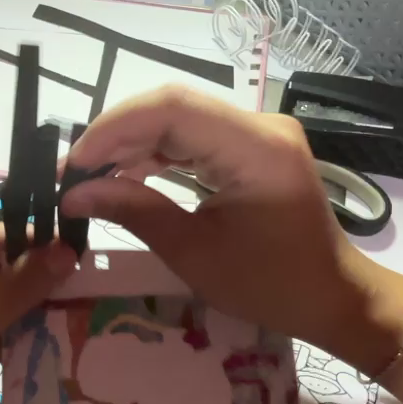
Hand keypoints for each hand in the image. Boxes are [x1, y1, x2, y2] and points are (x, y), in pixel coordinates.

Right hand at [62, 86, 402, 371]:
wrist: (330, 295)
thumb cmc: (269, 286)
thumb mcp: (194, 254)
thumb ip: (134, 212)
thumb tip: (73, 196)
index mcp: (255, 149)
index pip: (172, 109)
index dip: (114, 129)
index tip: (74, 166)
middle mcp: (260, 126)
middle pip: (171, 108)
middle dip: (115, 137)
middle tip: (72, 176)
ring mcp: (257, 132)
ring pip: (177, 119)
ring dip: (130, 144)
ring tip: (88, 178)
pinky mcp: (250, 145)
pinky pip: (193, 137)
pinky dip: (154, 154)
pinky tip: (122, 175)